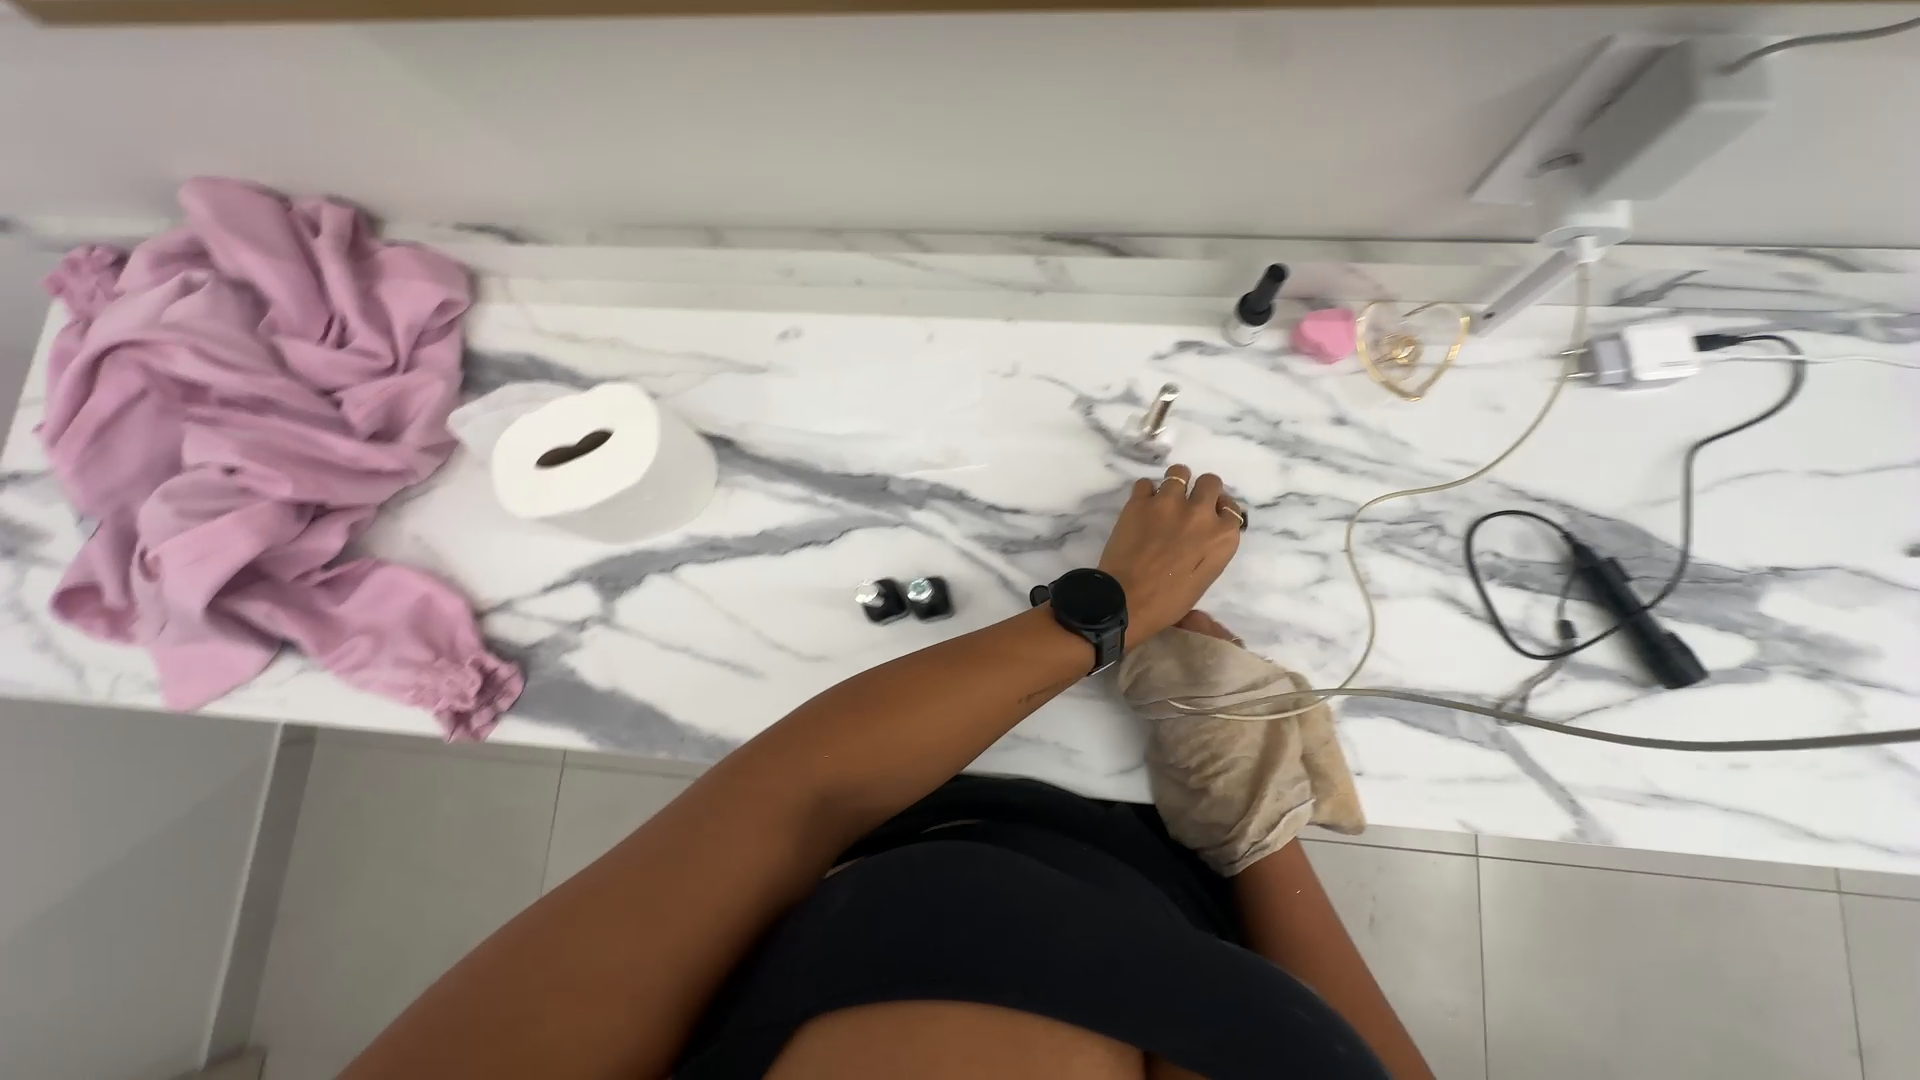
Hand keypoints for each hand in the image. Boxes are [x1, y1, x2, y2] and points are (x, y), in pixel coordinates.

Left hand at [1097, 464, 1244, 647]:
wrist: (1125, 600)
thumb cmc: (1167, 602)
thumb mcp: (1203, 580)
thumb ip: (1212, 552)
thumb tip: (1206, 540)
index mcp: (1223, 537)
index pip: (1231, 509)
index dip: (1219, 510)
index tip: (1209, 516)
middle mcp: (1201, 514)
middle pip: (1210, 482)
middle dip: (1201, 490)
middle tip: (1189, 504)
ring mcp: (1169, 503)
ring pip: (1179, 473)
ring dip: (1175, 483)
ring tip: (1165, 498)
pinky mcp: (1139, 502)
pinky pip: (1145, 483)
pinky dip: (1145, 493)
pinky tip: (1141, 506)